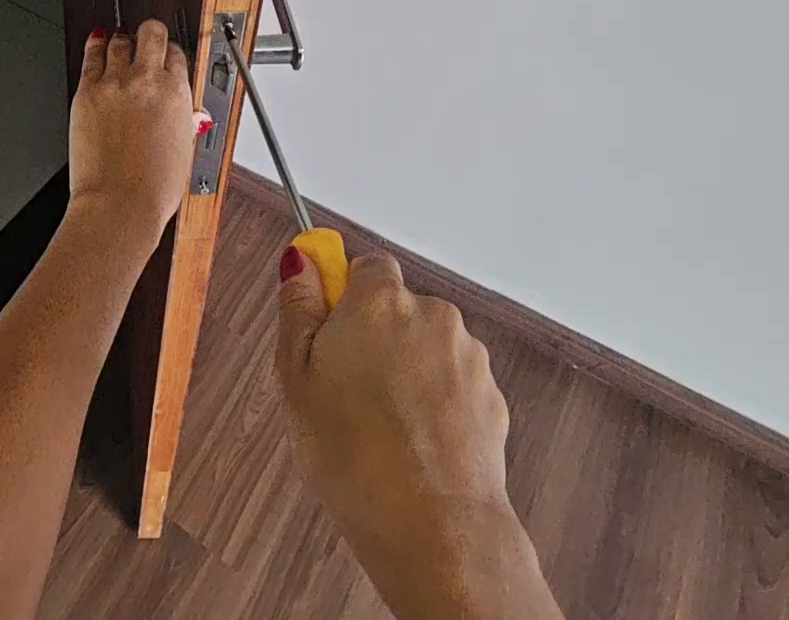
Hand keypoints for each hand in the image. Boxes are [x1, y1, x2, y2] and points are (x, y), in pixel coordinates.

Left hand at [67, 20, 196, 228]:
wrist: (118, 204)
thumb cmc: (153, 189)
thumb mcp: (184, 151)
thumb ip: (185, 124)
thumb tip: (189, 117)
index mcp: (177, 95)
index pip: (178, 54)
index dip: (171, 54)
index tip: (166, 58)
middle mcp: (147, 82)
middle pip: (152, 33)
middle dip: (151, 33)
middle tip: (148, 38)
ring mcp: (115, 84)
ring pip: (120, 41)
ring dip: (122, 42)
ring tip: (121, 46)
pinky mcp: (87, 93)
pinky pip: (91, 57)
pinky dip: (95, 47)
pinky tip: (96, 43)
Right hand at [277, 252, 561, 618]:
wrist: (433, 528)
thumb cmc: (349, 449)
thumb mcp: (295, 375)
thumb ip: (297, 308)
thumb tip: (300, 260)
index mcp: (380, 300)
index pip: (366, 264)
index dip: (344, 293)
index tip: (326, 330)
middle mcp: (432, 314)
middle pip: (397, 306)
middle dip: (374, 334)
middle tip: (343, 386)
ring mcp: (469, 357)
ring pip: (425, 345)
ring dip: (406, 367)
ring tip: (380, 424)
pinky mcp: (492, 398)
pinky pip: (452, 382)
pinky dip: (433, 400)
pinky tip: (412, 442)